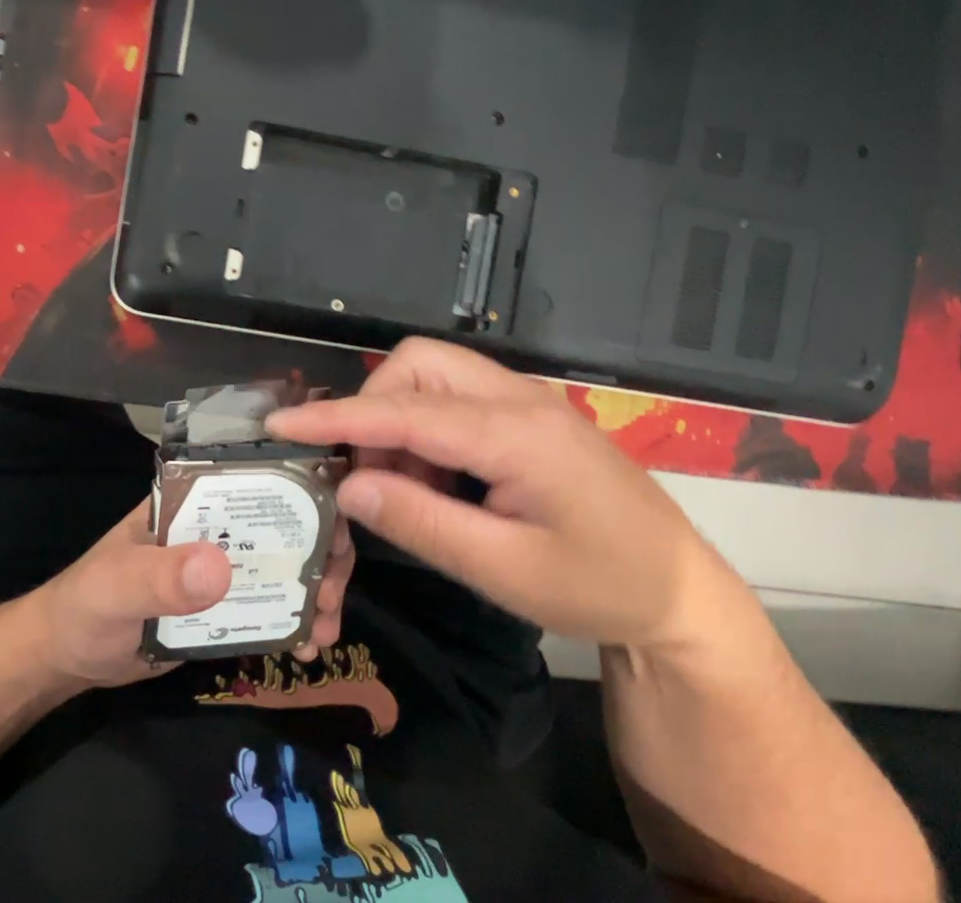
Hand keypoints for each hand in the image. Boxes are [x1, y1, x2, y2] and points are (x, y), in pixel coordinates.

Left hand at [22, 501, 356, 688]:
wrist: (69, 657)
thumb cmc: (84, 607)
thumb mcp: (115, 589)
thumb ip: (158, 578)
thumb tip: (219, 567)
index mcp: (190, 501)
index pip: (257, 480)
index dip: (305, 493)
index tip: (338, 526)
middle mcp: (213, 526)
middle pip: (286, 525)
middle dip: (322, 554)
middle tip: (332, 595)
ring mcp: (222, 566)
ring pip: (287, 567)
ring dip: (318, 592)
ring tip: (326, 630)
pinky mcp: (226, 606)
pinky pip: (273, 607)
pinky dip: (299, 623)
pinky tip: (309, 649)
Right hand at [267, 338, 754, 651]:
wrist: (680, 595)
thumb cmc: (598, 587)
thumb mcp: (503, 569)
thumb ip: (421, 522)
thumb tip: (348, 485)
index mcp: (514, 434)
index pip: (403, 410)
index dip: (335, 417)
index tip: (280, 424)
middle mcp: (520, 401)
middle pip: (420, 365)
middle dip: (374, 407)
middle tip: (367, 473)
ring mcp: (530, 406)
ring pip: (437, 377)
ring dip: (401, 421)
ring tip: (404, 488)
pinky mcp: (533, 421)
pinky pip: (459, 402)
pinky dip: (428, 432)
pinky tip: (441, 485)